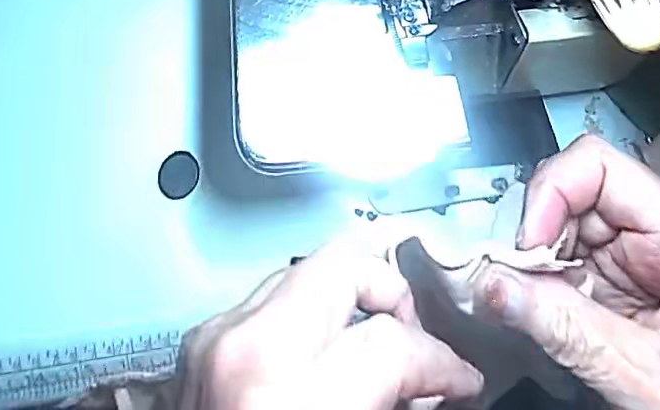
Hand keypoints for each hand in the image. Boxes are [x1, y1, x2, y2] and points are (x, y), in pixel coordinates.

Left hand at [178, 237, 485, 409]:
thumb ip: (393, 406)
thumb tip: (433, 385)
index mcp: (287, 394)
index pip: (389, 341)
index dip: (440, 361)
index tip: (461, 378)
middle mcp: (246, 346)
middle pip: (341, 265)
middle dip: (390, 292)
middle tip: (416, 339)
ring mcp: (215, 336)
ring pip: (304, 273)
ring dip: (345, 303)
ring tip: (373, 346)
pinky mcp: (198, 341)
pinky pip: (266, 302)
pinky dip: (303, 320)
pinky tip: (321, 358)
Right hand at [477, 135, 659, 409]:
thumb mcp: (657, 385)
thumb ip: (569, 330)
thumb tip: (491, 284)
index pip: (604, 166)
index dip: (553, 191)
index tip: (529, 244)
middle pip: (582, 191)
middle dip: (544, 232)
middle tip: (524, 282)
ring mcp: (656, 258)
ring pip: (572, 224)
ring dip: (545, 260)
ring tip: (540, 305)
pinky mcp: (638, 283)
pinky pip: (577, 259)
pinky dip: (553, 282)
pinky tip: (554, 312)